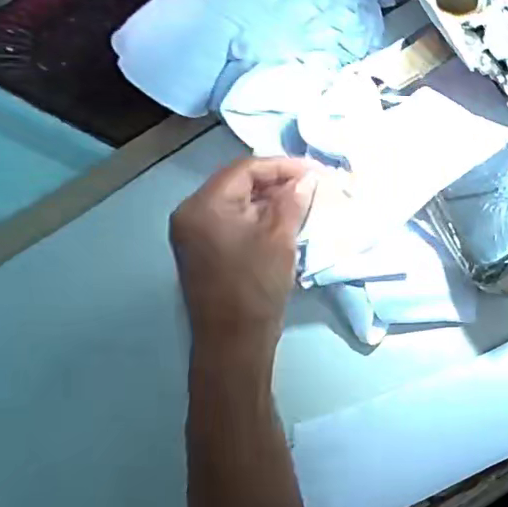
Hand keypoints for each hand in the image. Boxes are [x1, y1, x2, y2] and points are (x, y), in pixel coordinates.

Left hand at [170, 157, 316, 340]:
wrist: (234, 340)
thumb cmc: (255, 285)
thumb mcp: (280, 238)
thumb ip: (292, 201)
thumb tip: (307, 179)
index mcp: (203, 205)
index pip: (245, 169)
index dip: (283, 166)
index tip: (316, 172)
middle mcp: (190, 214)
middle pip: (237, 183)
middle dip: (277, 181)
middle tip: (312, 184)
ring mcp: (194, 234)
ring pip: (236, 202)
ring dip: (269, 199)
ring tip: (303, 200)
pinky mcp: (203, 251)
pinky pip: (232, 221)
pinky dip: (258, 217)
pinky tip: (283, 221)